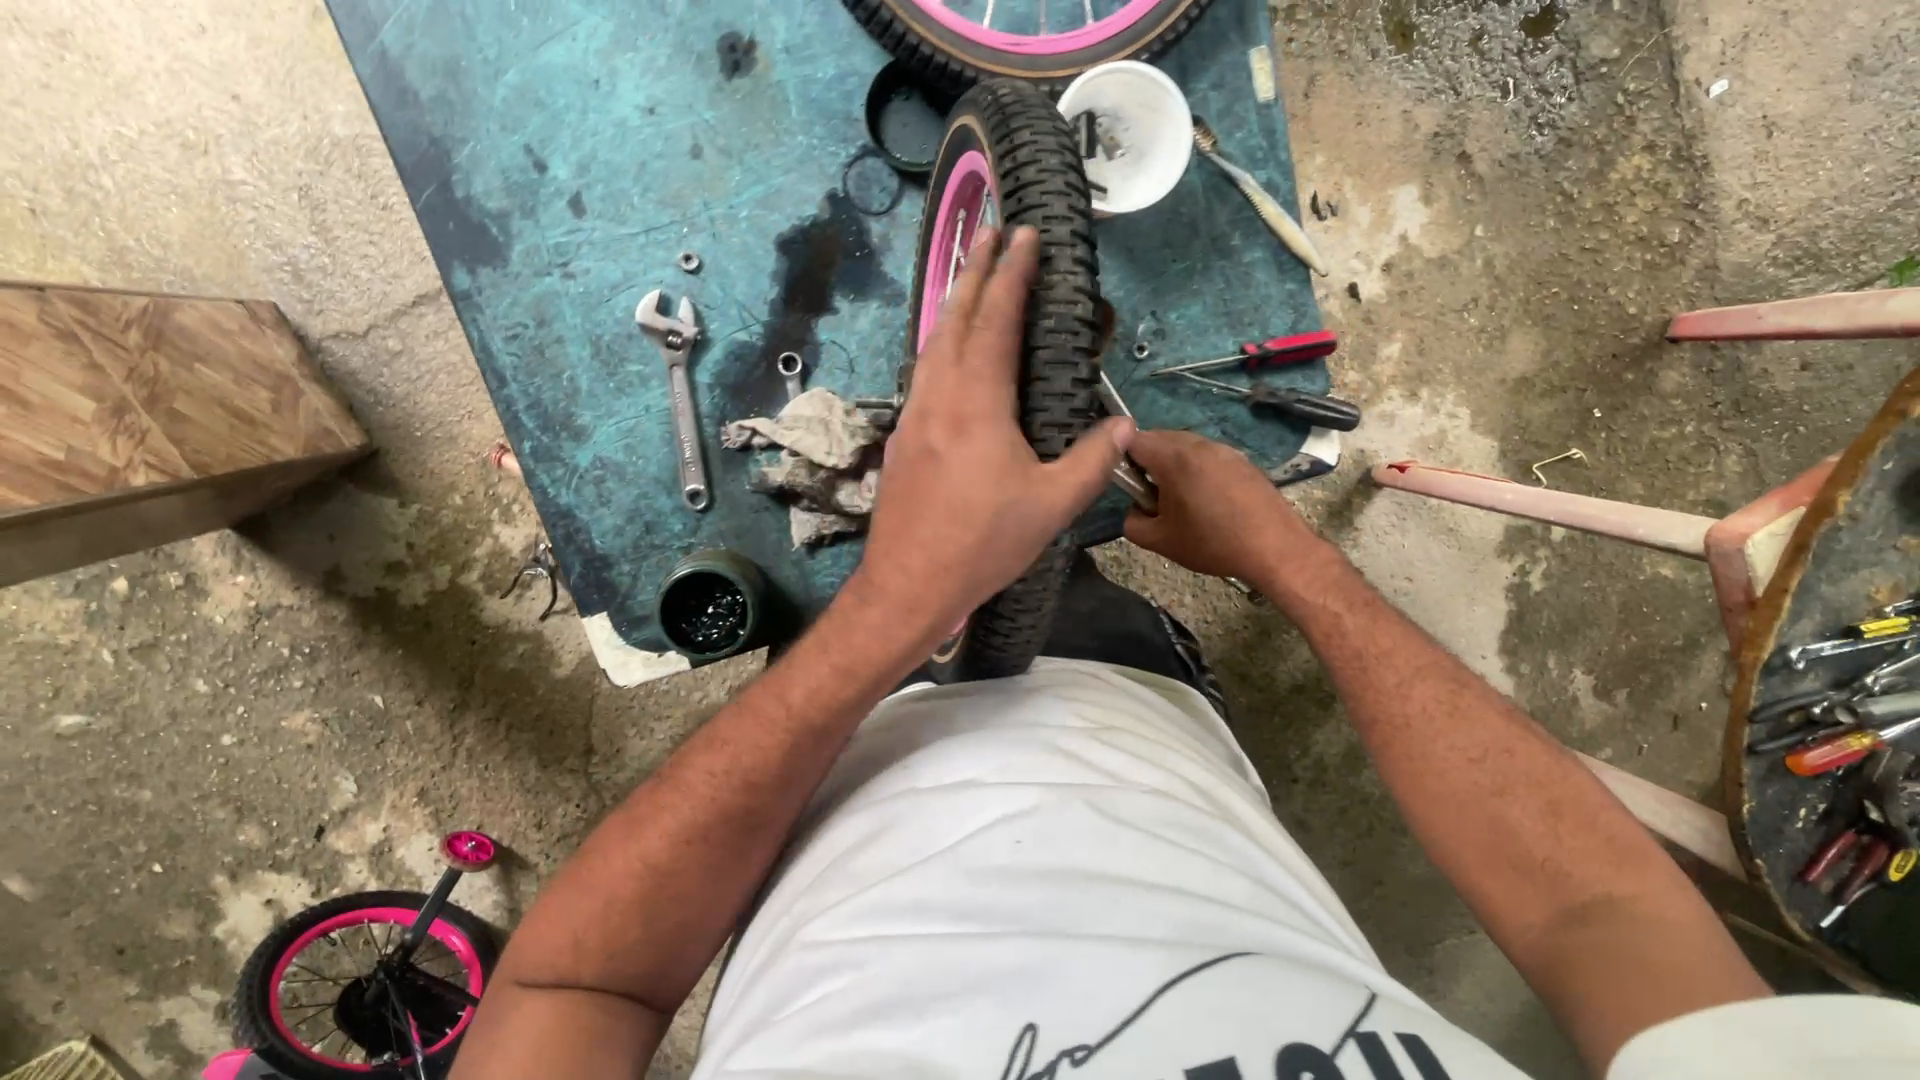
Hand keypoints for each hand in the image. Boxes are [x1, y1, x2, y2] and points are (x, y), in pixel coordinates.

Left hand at [855, 225, 1132, 642]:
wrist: (908, 584)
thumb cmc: (983, 544)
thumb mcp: (1051, 505)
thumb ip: (1091, 460)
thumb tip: (1124, 426)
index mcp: (976, 402)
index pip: (996, 320)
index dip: (1012, 274)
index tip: (1025, 236)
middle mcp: (938, 396)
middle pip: (953, 318)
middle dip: (975, 272)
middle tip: (991, 235)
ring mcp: (912, 416)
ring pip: (931, 344)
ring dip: (953, 306)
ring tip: (971, 281)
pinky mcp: (901, 439)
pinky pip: (923, 374)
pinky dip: (940, 345)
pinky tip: (950, 356)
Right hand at [1124, 429, 1320, 580]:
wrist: (1274, 549)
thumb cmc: (1212, 543)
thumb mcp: (1160, 541)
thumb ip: (1132, 523)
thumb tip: (1134, 511)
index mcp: (1174, 458)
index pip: (1133, 439)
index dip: (1121, 457)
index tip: (1127, 483)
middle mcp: (1199, 445)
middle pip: (1159, 438)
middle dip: (1148, 461)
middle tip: (1152, 495)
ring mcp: (1224, 450)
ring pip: (1185, 446)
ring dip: (1174, 465)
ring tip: (1181, 500)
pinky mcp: (1242, 460)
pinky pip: (1208, 456)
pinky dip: (1198, 470)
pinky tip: (1208, 501)